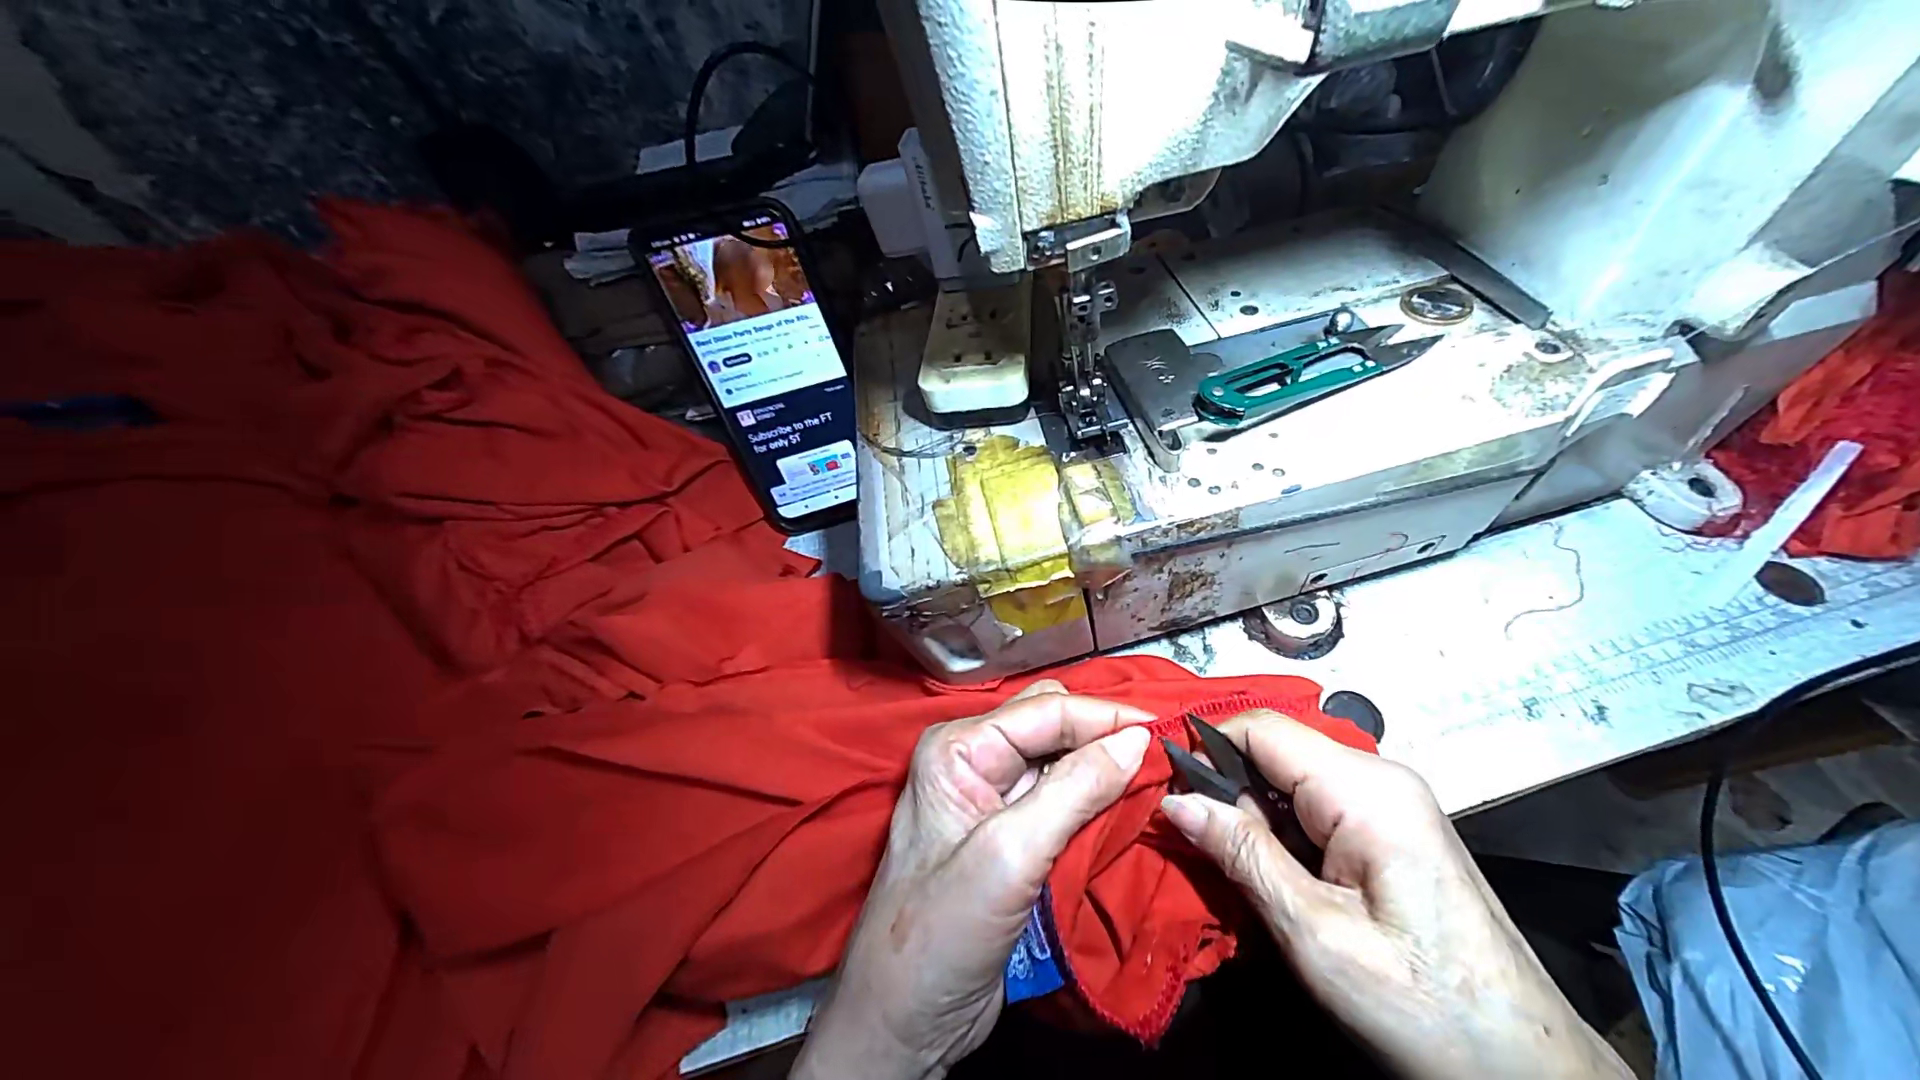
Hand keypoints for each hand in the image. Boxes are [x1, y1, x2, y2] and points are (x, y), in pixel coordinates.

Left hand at [792, 681, 1153, 1079]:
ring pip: (1061, 758)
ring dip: (1103, 765)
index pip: (1045, 710)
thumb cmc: (940, 932)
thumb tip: (1136, 739)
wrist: (906, 1017)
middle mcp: (972, 759)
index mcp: (958, 747)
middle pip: (1053, 724)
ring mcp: (991, 797)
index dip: (1105, 717)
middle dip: (1104, 735)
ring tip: (1153, 777)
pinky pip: (1062, 797)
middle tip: (1161, 756)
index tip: (1163, 732)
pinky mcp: (1010, 833)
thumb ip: (1073, 791)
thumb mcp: (1008, 855)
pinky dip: (1094, 797)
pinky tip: (1124, 805)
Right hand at [1158, 710, 1631, 1079]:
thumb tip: (1175, 800)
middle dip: (1225, 785)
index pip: (1261, 727)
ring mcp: (1389, 800)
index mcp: (1366, 790)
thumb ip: (1243, 856)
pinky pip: (1312, 801)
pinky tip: (1269, 866)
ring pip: (1288, 776)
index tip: (1168, 790)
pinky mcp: (1389, 825)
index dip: (1206, 749)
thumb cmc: (1425, 1008)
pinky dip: (1278, 826)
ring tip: (1227, 857)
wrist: (1525, 1069)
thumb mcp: (1315, 935)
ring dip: (1249, 810)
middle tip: (1194, 836)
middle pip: (1274, 748)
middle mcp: (1380, 778)